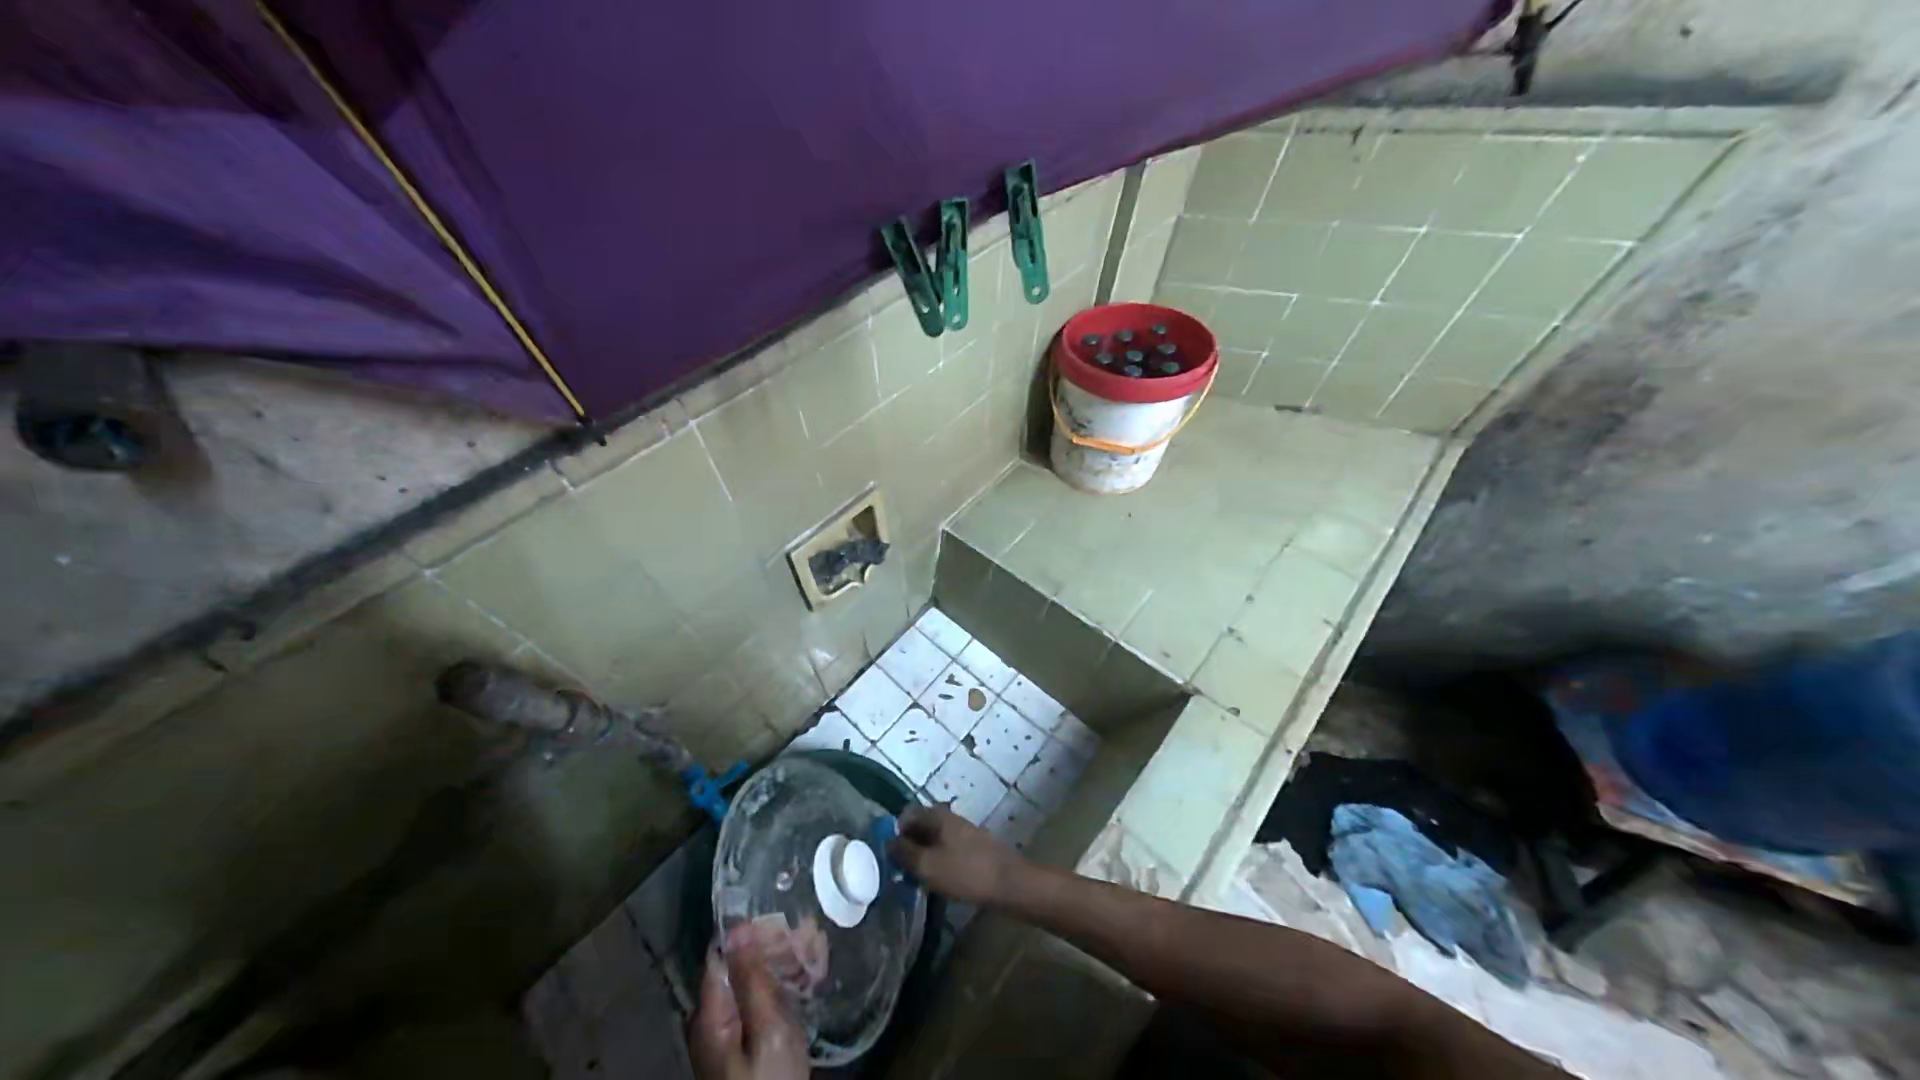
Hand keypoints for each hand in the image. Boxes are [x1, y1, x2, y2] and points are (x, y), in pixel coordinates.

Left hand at [688, 928, 808, 1079]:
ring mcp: (728, 1033)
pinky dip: (784, 987)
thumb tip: (737, 927)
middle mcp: (712, 1018)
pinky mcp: (744, 1045)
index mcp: (709, 1013)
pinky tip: (810, 977)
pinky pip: (760, 1003)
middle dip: (776, 946)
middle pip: (740, 966)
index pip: (723, 953)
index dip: (754, 932)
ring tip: (817, 948)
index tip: (788, 917)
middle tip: (813, 934)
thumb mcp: (767, 1031)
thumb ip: (752, 978)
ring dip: (785, 963)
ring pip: (754, 982)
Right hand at [889, 804, 1026, 905]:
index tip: (890, 854)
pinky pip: (947, 849)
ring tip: (916, 877)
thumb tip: (888, 842)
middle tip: (901, 869)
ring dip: (923, 854)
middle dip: (908, 844)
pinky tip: (938, 879)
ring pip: (934, 838)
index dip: (895, 831)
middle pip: (921, 825)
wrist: (1009, 884)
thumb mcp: (928, 865)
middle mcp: (950, 818)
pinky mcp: (974, 848)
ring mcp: (964, 832)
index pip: (908, 813)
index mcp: (938, 816)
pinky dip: (938, 860)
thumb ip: (904, 853)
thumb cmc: (965, 872)